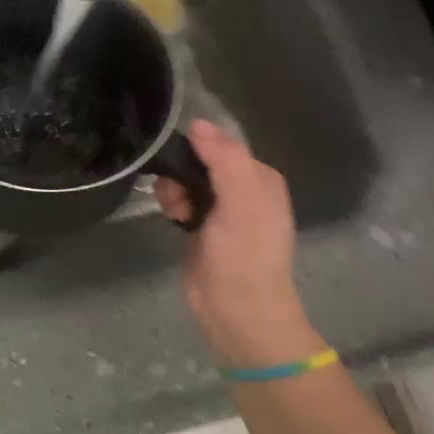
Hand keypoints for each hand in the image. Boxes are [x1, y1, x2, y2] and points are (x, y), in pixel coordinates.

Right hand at [154, 120, 323, 366]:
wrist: (237, 310)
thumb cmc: (244, 256)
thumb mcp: (241, 203)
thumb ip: (224, 160)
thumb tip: (197, 123)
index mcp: (260, 178)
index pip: (220, 144)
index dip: (196, 151)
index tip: (182, 170)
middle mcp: (244, 189)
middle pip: (199, 161)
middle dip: (180, 174)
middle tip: (180, 199)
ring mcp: (222, 210)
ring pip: (184, 180)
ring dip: (173, 192)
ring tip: (177, 214)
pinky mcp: (202, 227)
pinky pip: (180, 201)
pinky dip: (172, 206)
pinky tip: (174, 221)